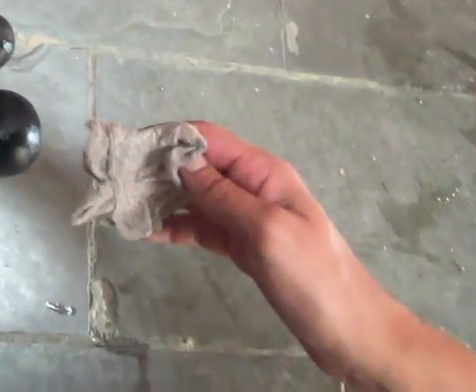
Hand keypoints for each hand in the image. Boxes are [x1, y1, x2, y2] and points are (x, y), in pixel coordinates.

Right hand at [152, 123, 420, 386]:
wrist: (353, 336)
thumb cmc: (315, 278)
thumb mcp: (266, 231)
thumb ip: (222, 194)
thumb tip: (180, 161)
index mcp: (262, 171)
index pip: (208, 138)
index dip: (170, 137)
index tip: (134, 148)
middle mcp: (251, 185)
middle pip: (197, 163)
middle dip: (160, 166)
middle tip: (122, 179)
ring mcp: (246, 215)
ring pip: (194, 194)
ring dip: (163, 196)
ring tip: (128, 204)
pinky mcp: (241, 243)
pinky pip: (201, 224)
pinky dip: (175, 225)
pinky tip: (149, 232)